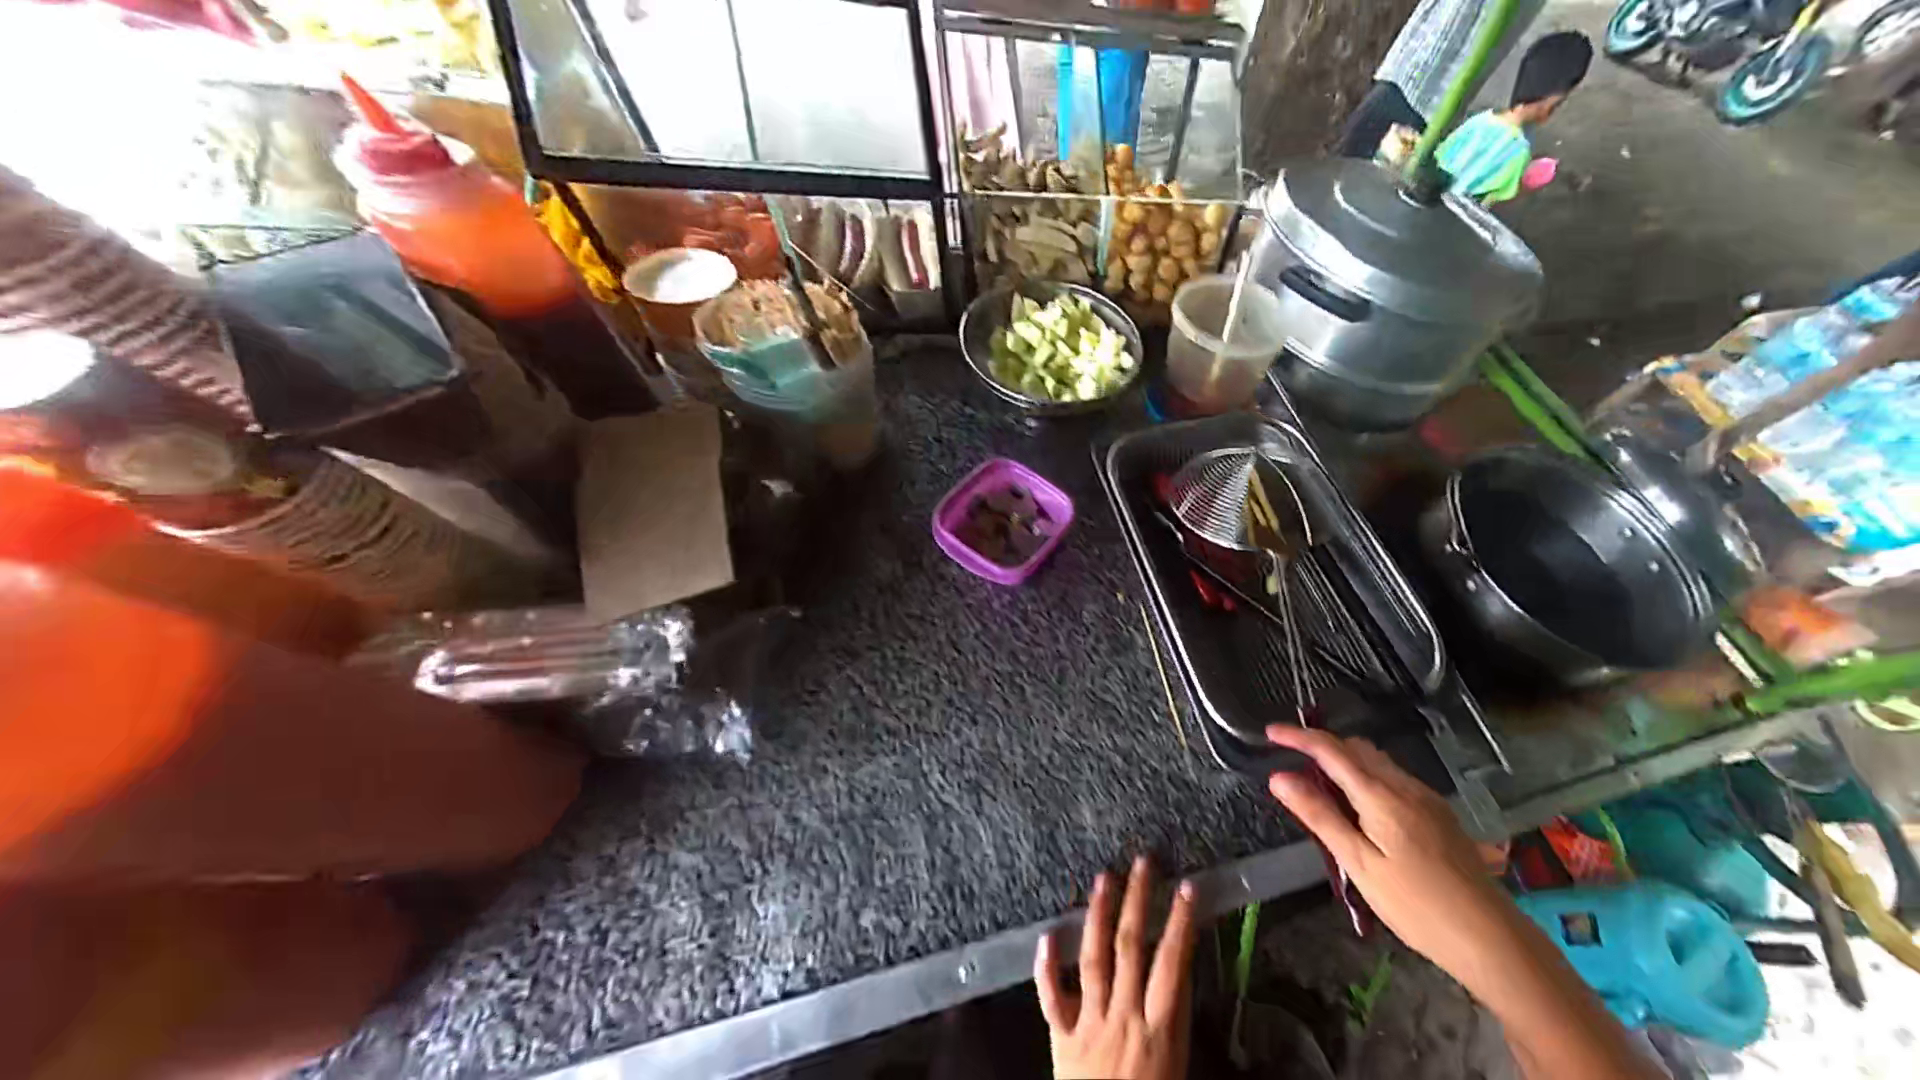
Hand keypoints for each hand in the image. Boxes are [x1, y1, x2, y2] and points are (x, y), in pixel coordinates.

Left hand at [1035, 857, 1196, 1079]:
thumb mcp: (1179, 1068)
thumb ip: (1175, 1021)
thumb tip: (1179, 976)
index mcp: (1160, 1030)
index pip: (1174, 964)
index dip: (1181, 924)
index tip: (1188, 886)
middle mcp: (1124, 1017)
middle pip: (1133, 948)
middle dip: (1140, 902)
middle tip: (1143, 862)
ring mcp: (1089, 1023)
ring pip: (1094, 958)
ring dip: (1099, 915)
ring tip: (1104, 877)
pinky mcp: (1061, 1037)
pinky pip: (1051, 997)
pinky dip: (1046, 966)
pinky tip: (1047, 934)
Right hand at [1264, 726, 1526, 1000]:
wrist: (1493, 940)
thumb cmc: (1417, 906)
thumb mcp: (1358, 863)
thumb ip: (1319, 816)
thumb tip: (1279, 777)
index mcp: (1381, 796)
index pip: (1331, 750)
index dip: (1297, 737)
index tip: (1269, 733)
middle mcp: (1406, 787)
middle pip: (1356, 748)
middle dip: (1321, 745)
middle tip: (1291, 761)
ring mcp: (1427, 800)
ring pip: (1377, 762)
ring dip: (1344, 761)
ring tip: (1319, 785)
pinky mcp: (1439, 815)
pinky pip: (1394, 779)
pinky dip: (1366, 777)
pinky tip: (1359, 807)